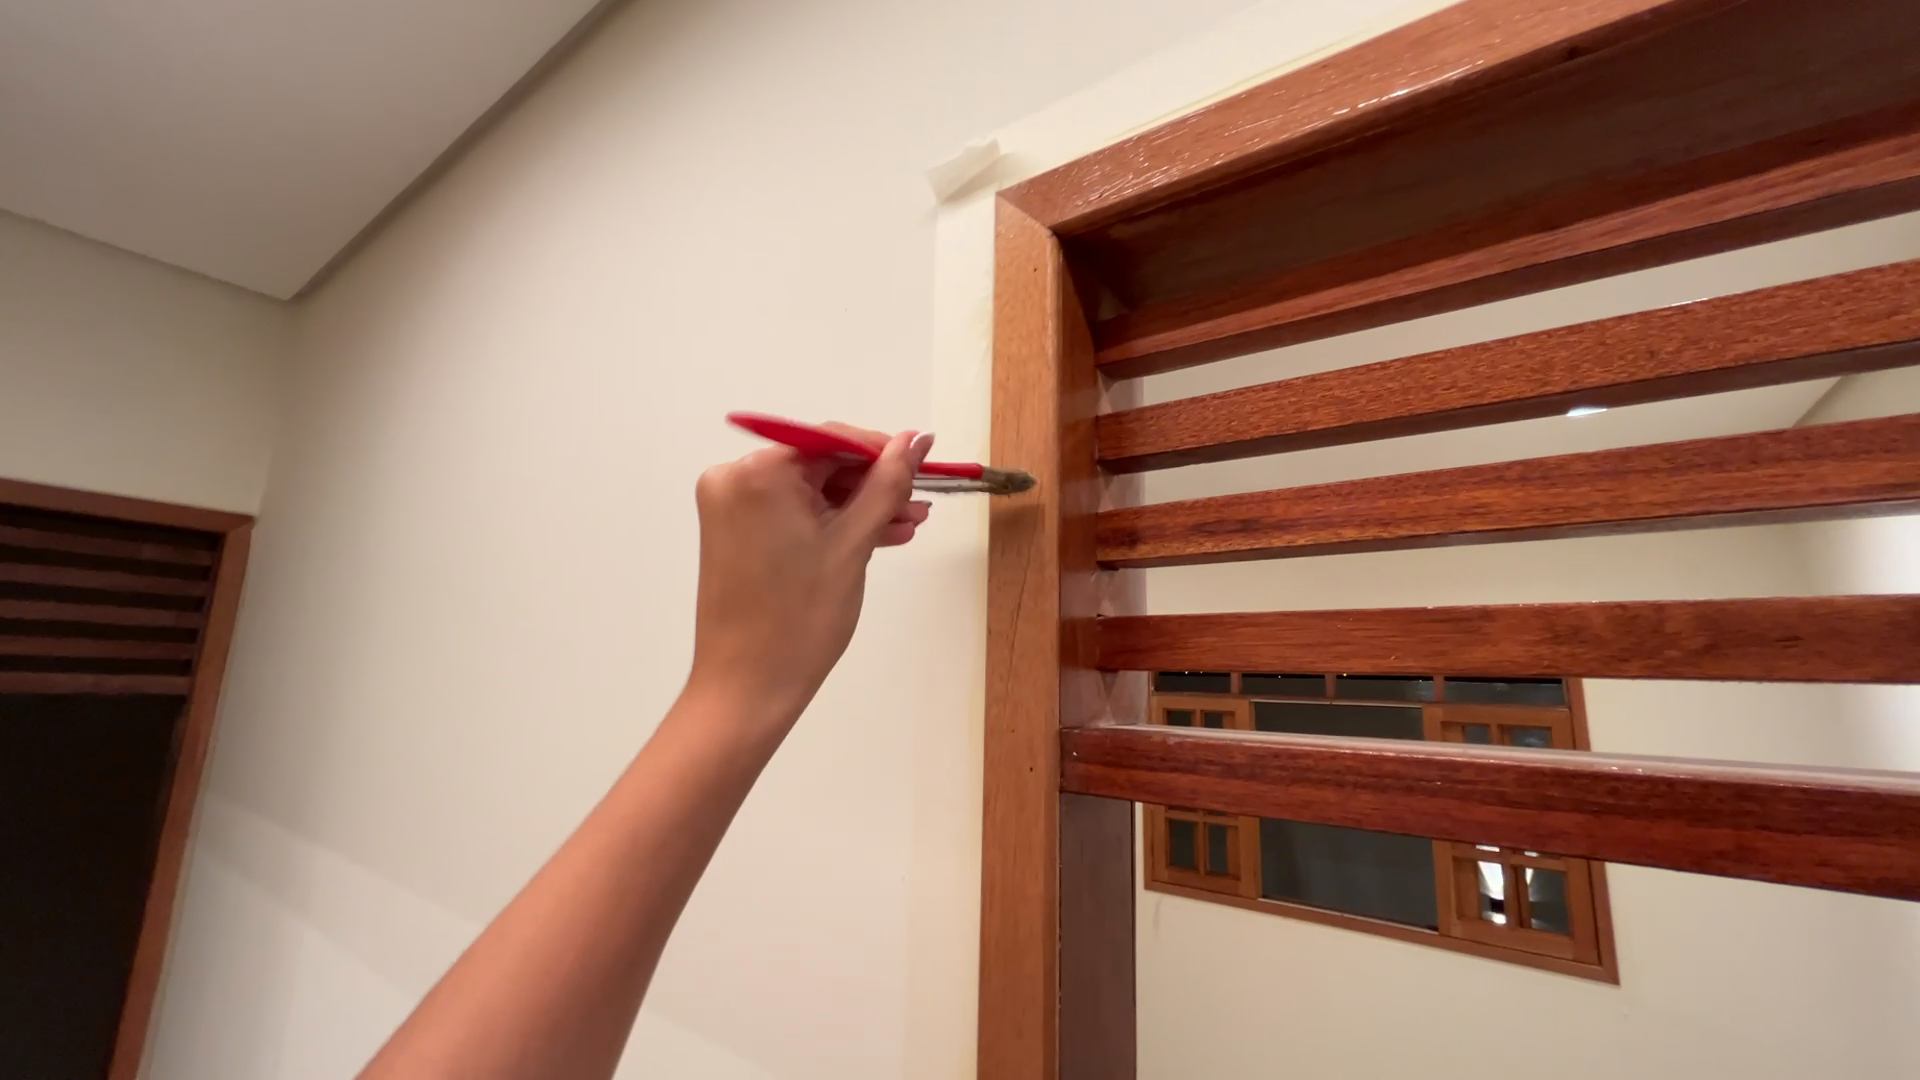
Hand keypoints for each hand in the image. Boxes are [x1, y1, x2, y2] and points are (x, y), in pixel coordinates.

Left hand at [685, 425, 932, 729]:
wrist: (748, 688)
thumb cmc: (800, 618)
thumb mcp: (853, 543)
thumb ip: (887, 484)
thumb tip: (916, 439)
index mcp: (756, 473)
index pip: (830, 440)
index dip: (881, 450)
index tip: (921, 462)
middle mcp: (734, 480)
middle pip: (820, 465)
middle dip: (873, 485)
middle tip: (920, 501)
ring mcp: (733, 509)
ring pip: (811, 493)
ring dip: (860, 508)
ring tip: (909, 524)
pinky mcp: (738, 535)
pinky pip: (795, 516)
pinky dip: (832, 525)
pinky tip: (880, 537)